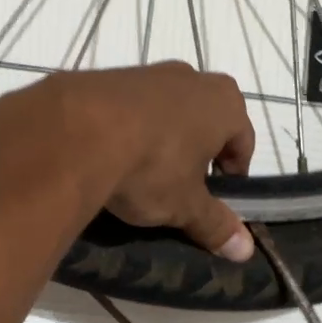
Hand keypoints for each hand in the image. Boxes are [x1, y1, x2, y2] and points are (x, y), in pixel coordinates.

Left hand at [25, 62, 255, 260]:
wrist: (76, 132)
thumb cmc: (150, 167)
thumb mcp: (184, 205)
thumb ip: (215, 224)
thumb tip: (245, 250)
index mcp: (225, 103)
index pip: (243, 141)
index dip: (233, 172)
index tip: (219, 196)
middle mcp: (191, 78)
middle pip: (205, 121)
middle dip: (197, 153)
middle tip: (181, 187)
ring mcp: (147, 72)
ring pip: (166, 112)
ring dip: (161, 139)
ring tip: (142, 173)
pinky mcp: (107, 77)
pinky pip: (128, 109)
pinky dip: (127, 129)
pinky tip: (111, 155)